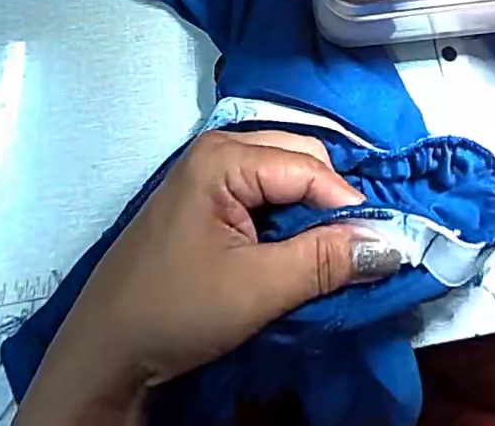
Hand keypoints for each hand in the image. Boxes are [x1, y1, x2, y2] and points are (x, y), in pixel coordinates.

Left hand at [16, 130, 401, 425]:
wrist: (105, 347)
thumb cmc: (174, 310)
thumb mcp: (256, 289)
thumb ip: (324, 260)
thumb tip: (389, 243)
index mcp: (224, 156)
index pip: (307, 167)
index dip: (348, 204)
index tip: (383, 243)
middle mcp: (220, 146)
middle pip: (299, 158)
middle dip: (331, 202)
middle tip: (355, 249)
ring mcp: (212, 166)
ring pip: (286, 171)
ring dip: (313, 208)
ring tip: (330, 250)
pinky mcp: (211, 190)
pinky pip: (267, 186)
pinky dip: (291, 213)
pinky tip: (297, 244)